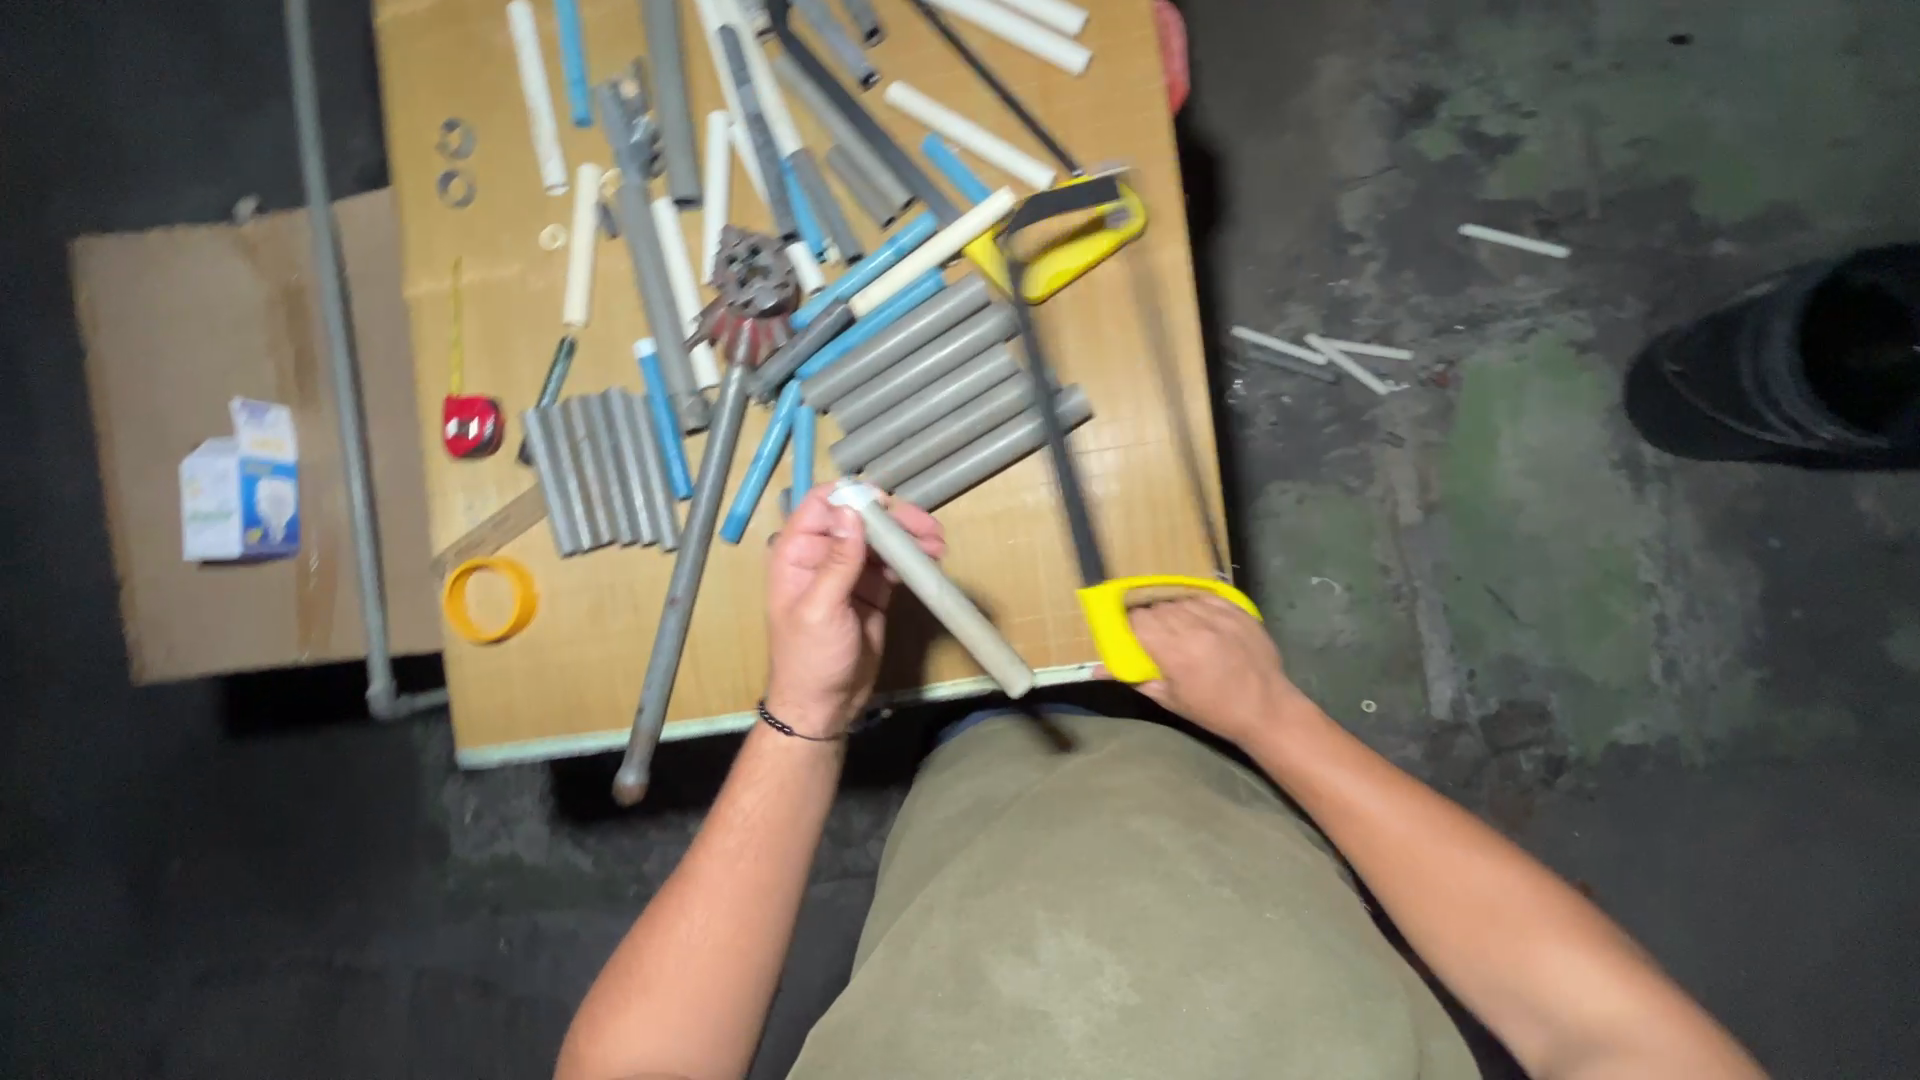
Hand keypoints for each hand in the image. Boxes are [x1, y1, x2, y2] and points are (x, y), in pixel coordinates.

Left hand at [764, 485, 945, 737]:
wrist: (823, 706)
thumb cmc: (809, 659)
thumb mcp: (820, 609)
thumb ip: (837, 560)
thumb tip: (852, 511)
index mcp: (797, 553)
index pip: (821, 505)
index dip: (853, 497)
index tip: (886, 503)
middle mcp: (822, 554)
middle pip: (860, 519)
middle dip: (894, 519)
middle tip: (927, 527)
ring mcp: (849, 572)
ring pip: (881, 540)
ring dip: (910, 538)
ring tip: (938, 545)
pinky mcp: (872, 590)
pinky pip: (894, 564)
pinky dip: (913, 560)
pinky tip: (932, 561)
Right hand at [1122, 596, 1305, 746]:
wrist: (1266, 708)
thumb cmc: (1214, 710)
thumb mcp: (1169, 699)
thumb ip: (1133, 678)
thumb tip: (1096, 670)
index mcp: (1174, 651)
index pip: (1138, 619)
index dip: (1132, 626)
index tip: (1135, 637)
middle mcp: (1194, 627)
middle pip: (1157, 607)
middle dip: (1152, 619)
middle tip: (1157, 637)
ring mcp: (1218, 616)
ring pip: (1180, 599)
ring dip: (1174, 611)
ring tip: (1181, 629)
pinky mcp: (1237, 611)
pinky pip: (1205, 597)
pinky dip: (1197, 605)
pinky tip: (1200, 620)